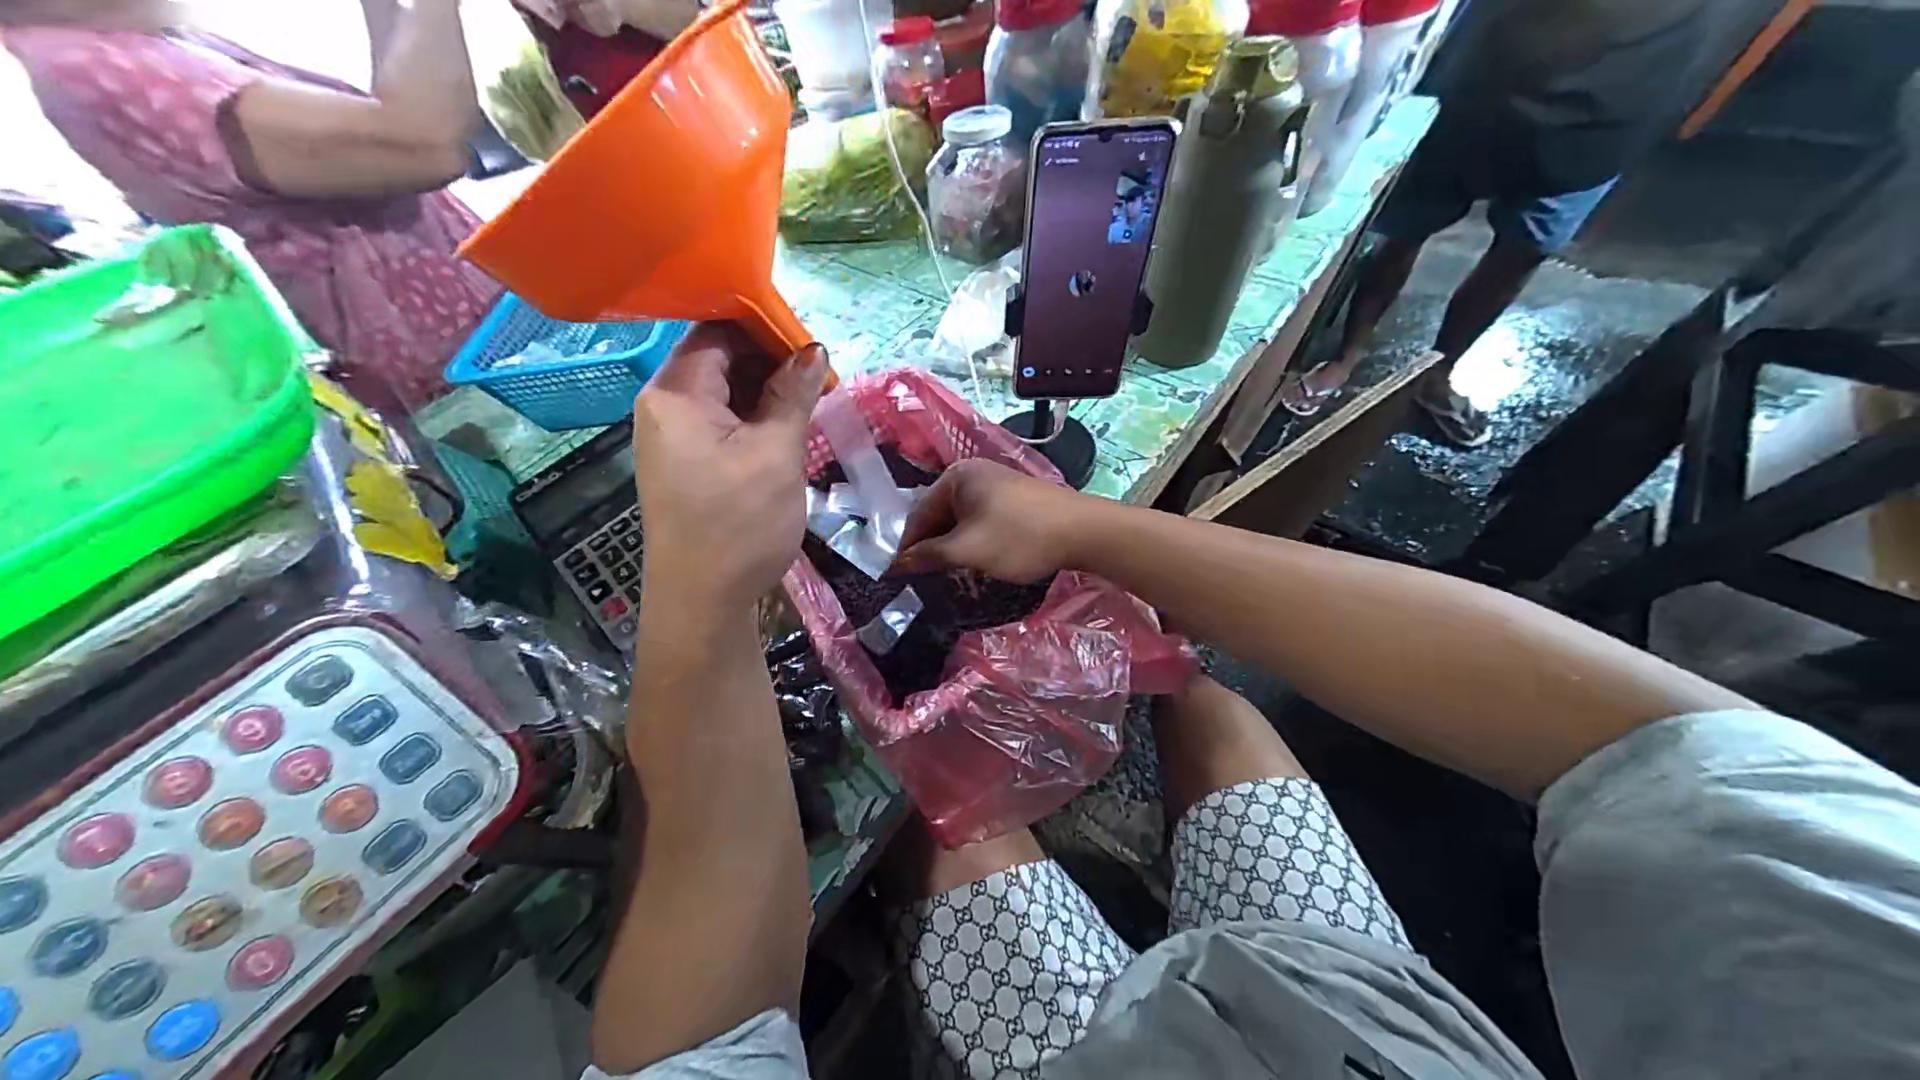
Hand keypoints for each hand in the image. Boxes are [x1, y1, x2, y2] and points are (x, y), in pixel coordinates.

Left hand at [632, 323, 827, 609]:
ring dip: (766, 389)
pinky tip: (786, 424)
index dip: (764, 327)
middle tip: (819, 374)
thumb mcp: (775, 454)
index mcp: (675, 393)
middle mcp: (664, 405)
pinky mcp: (686, 460)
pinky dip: (754, 415)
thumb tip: (814, 349)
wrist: (703, 602)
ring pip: (723, 390)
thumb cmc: (739, 525)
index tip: (811, 342)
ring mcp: (672, 435)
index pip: (717, 330)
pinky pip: (721, 419)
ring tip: (810, 398)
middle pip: (718, 357)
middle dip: (770, 359)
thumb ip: (792, 395)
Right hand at [891, 459, 1098, 582]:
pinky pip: (981, 522)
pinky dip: (975, 542)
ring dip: (954, 548)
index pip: (918, 514)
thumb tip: (895, 564)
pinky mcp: (1013, 500)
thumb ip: (928, 556)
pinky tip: (979, 561)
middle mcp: (972, 474)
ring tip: (953, 573)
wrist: (1083, 532)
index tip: (897, 575)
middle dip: (933, 547)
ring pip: (960, 522)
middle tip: (927, 578)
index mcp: (956, 477)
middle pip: (939, 516)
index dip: (907, 546)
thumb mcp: (967, 550)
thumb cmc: (1019, 537)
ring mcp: (995, 485)